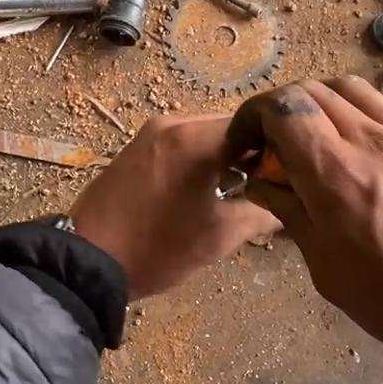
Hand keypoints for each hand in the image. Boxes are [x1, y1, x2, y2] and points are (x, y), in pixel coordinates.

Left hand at [71, 115, 278, 300]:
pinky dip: (200, 157)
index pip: (256, 126)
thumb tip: (289, 206)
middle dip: (253, 150)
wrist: (87, 259)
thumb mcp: (218, 236)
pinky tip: (209, 187)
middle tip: (273, 182)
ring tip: (243, 188)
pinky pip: (180, 141)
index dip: (280, 147)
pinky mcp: (136, 147)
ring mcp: (150, 133)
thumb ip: (261, 213)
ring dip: (226, 154)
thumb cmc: (158, 247)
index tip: (294, 172)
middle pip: (229, 126)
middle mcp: (173, 124)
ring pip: (204, 133)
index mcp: (196, 139)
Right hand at [226, 77, 382, 383]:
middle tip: (272, 148)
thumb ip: (289, 213)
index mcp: (333, 171)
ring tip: (314, 141)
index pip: (281, 106)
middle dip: (279, 111)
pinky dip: (356, 113)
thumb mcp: (327, 268)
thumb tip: (260, 182)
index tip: (243, 146)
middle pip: (310, 90)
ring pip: (348, 89)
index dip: (251, 117)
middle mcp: (368, 139)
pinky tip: (358, 149)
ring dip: (318, 103)